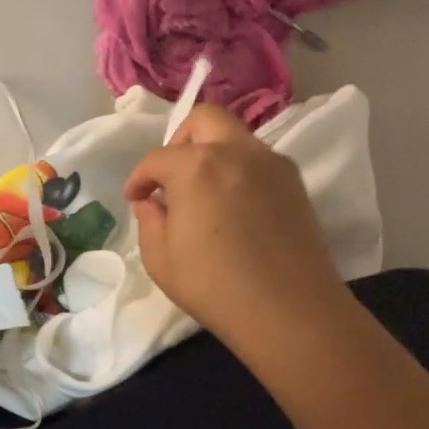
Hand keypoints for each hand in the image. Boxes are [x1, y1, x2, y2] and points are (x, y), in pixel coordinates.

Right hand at [123, 105, 348, 344]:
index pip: (157, 158)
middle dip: (179, 141)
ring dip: (210, 154)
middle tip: (169, 178)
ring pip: (234, 136)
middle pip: (204, 120)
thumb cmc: (212, 285)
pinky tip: (228, 208)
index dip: (139, 178)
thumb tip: (153, 202)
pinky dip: (235, 170)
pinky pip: (256, 160)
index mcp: (197, 167)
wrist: (286, 308)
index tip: (135, 199)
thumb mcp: (160, 258)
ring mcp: (272, 163)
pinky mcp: (294, 181)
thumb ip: (150, 220)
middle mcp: (237, 152)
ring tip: (199, 195)